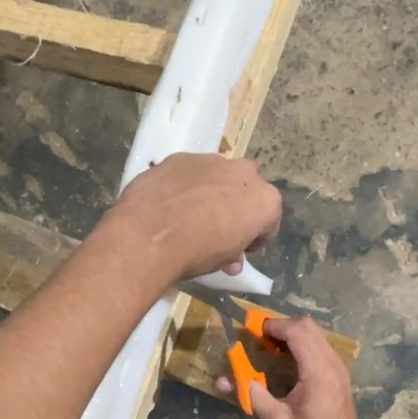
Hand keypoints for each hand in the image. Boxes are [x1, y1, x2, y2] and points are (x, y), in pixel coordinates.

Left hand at [98, 154, 281, 281]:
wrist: (149, 234)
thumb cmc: (196, 252)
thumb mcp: (221, 261)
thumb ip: (232, 254)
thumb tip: (232, 260)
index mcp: (265, 200)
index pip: (268, 221)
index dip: (254, 238)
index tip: (239, 250)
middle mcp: (244, 172)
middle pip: (245, 191)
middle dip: (235, 207)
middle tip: (216, 230)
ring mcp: (211, 160)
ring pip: (217, 176)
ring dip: (209, 192)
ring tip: (188, 215)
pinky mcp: (179, 157)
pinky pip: (188, 173)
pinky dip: (183, 185)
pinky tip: (167, 204)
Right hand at [232, 316, 377, 418]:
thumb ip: (252, 395)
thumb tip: (227, 378)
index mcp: (318, 371)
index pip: (297, 331)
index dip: (273, 325)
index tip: (251, 331)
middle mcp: (332, 363)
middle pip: (308, 326)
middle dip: (281, 326)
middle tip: (259, 339)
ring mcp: (339, 368)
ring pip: (316, 334)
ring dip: (292, 334)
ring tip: (269, 349)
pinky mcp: (339, 375)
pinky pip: (320, 346)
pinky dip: (301, 344)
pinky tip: (286, 362)